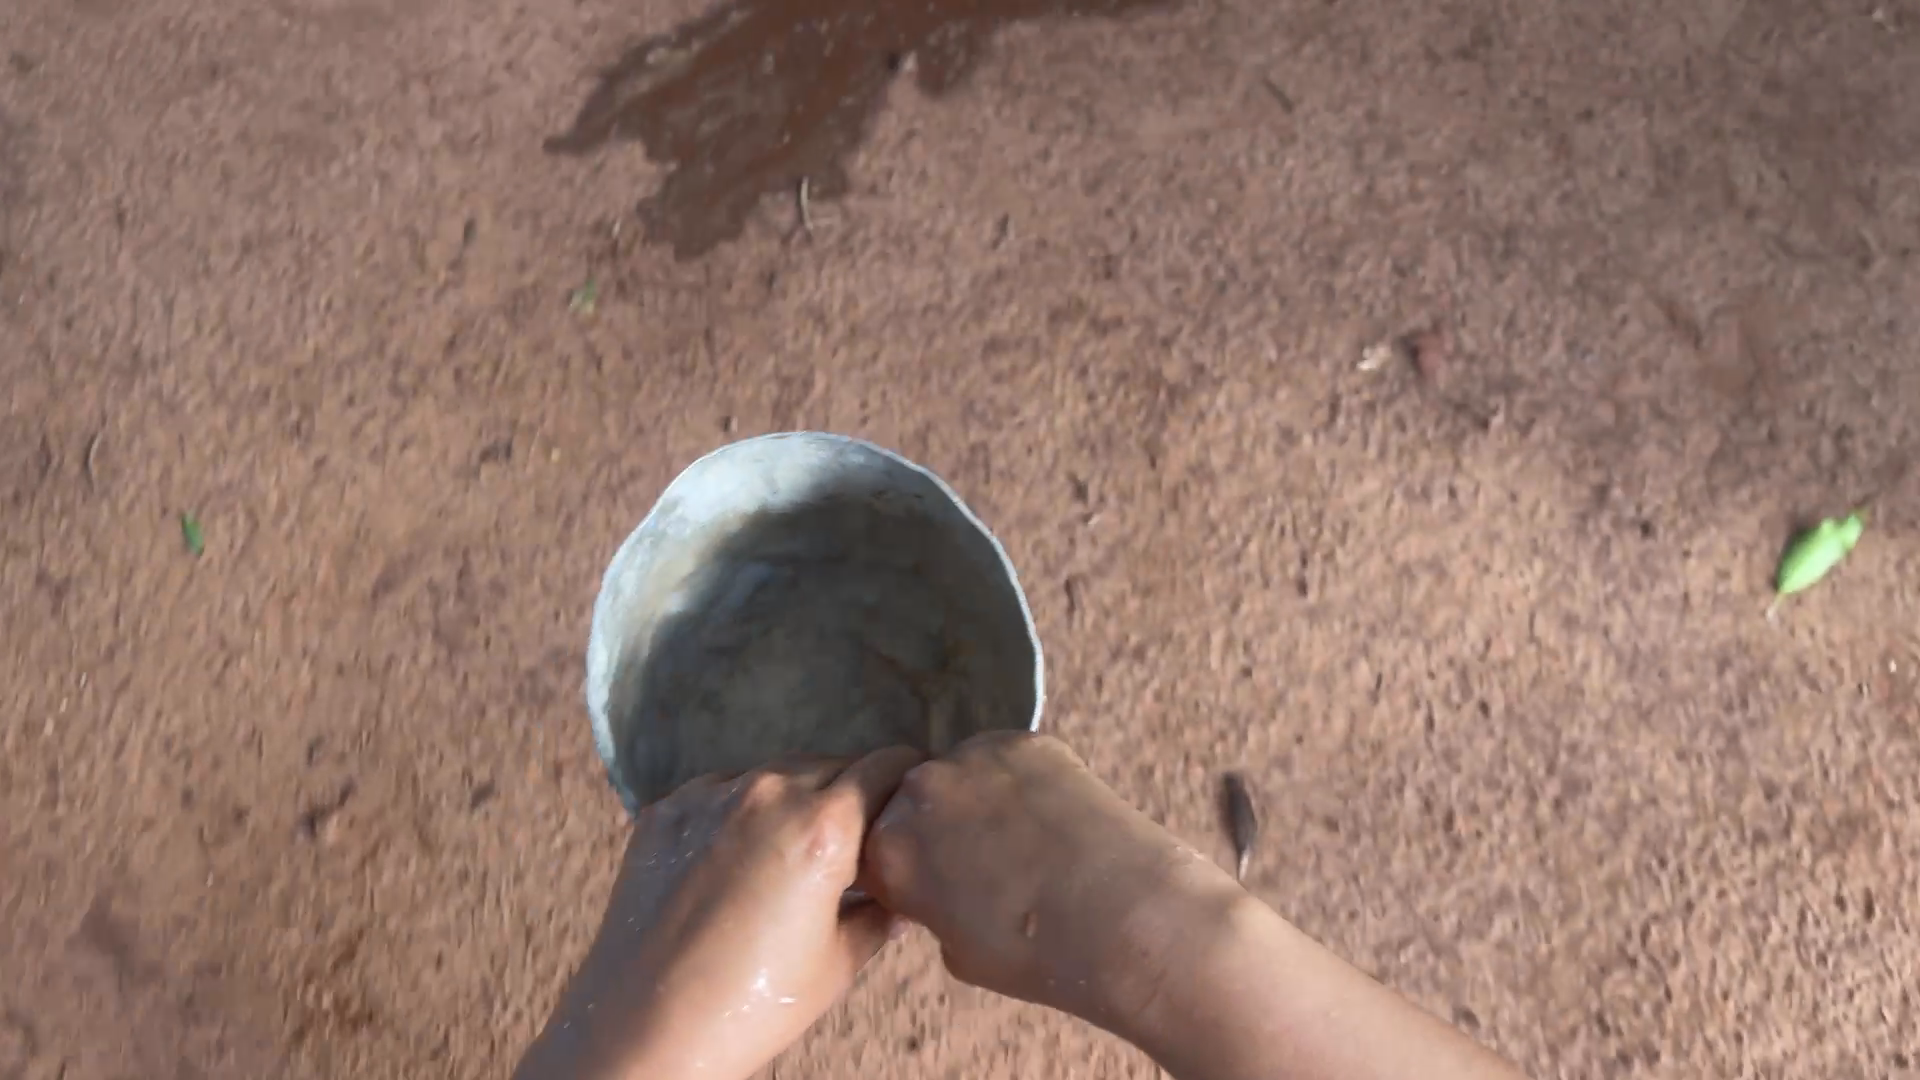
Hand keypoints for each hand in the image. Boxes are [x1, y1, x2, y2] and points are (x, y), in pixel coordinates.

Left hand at [516, 747, 923, 1079]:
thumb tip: (900, 893)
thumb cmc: (751, 1008)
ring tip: (784, 855)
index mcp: (826, 825)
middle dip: (851, 795)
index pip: (888, 764)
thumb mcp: (838, 964)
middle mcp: (773, 790)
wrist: (638, 1038)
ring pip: (780, 773)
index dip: (906, 778)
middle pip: (835, 764)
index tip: (906, 797)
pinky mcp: (671, 806)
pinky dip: (741, 812)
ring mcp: (715, 793)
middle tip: (846, 842)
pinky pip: (725, 789)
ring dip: (795, 799)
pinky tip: (730, 861)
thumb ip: (881, 913)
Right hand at [862, 732, 1241, 1038]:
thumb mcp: (956, 947)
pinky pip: (1007, 757)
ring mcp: (973, 755)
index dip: (904, 861)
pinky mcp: (1022, 739)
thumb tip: (943, 878)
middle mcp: (920, 789)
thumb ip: (930, 899)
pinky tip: (1052, 811)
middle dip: (938, 821)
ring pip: (962, 770)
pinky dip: (1022, 779)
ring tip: (1024, 831)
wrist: (1119, 914)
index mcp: (891, 846)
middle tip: (980, 851)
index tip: (930, 875)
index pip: (876, 844)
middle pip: (915, 797)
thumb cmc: (1035, 953)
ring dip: (979, 793)